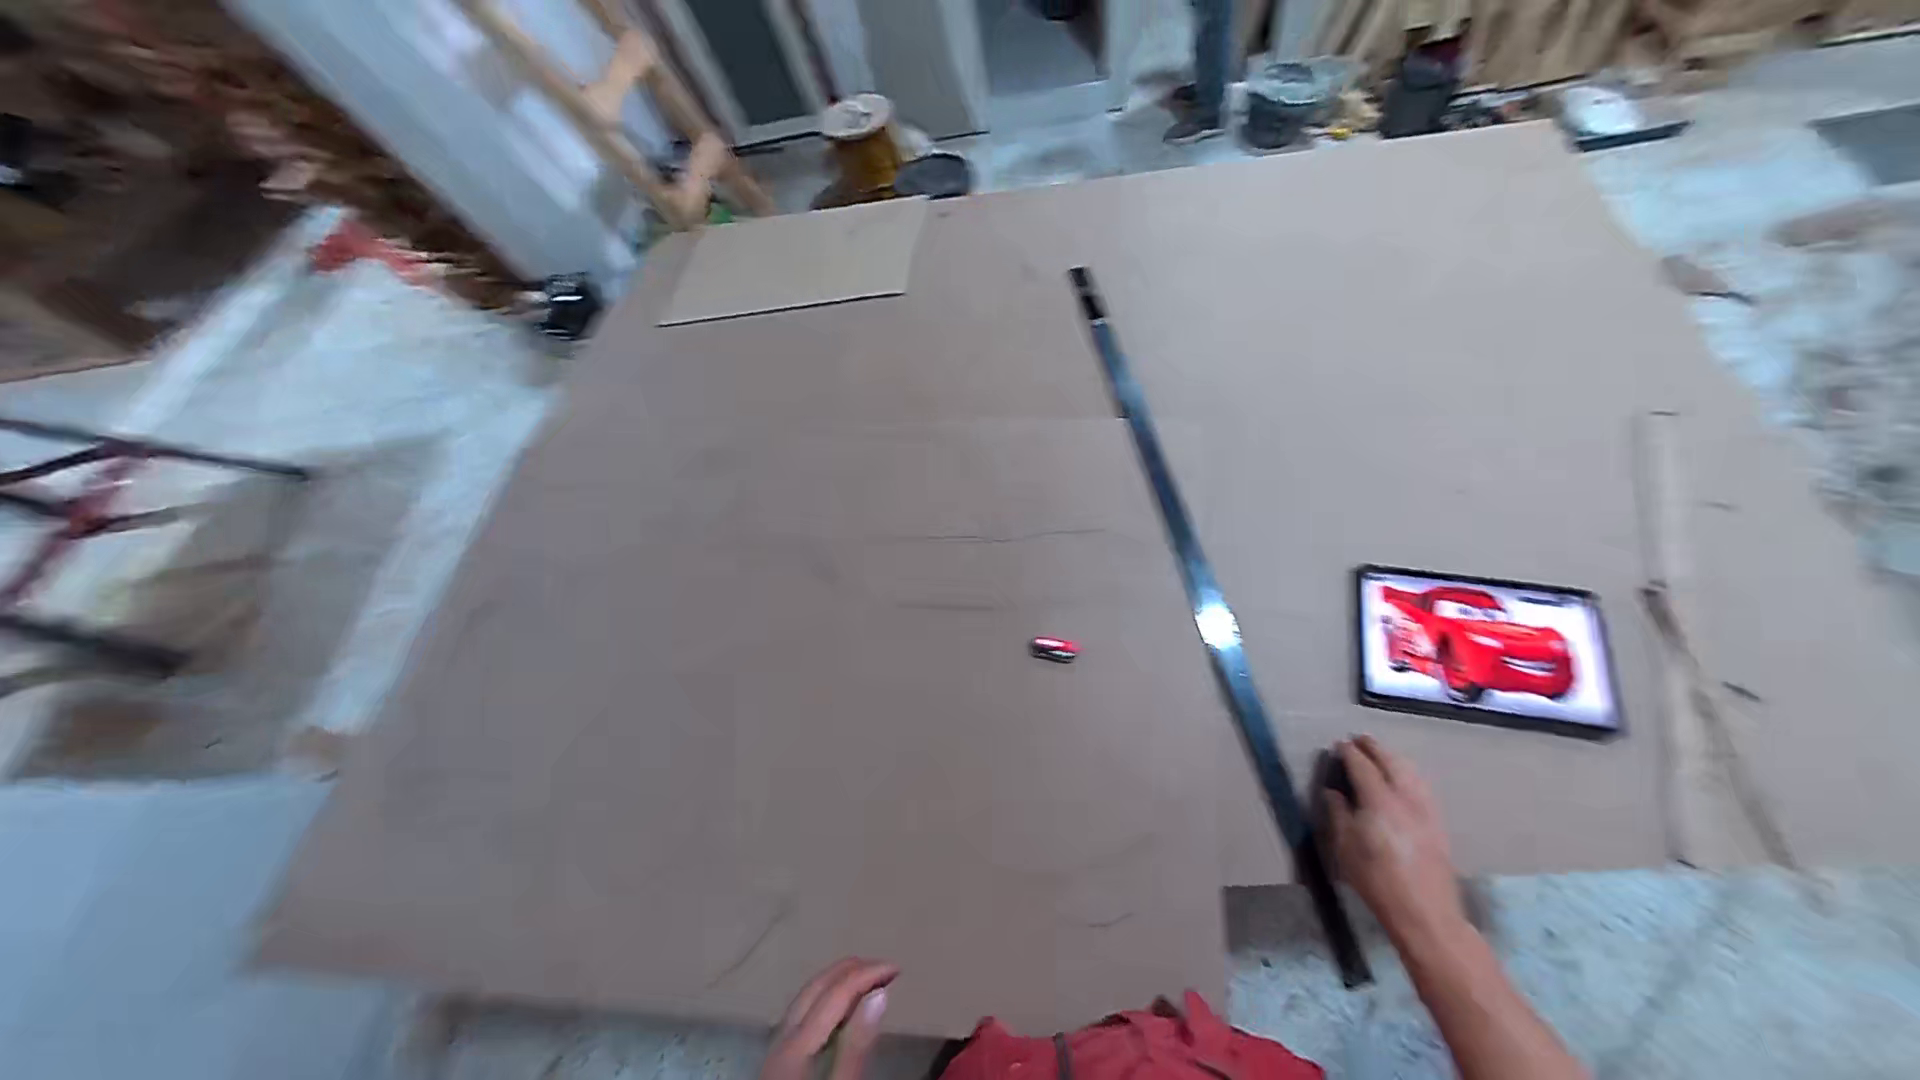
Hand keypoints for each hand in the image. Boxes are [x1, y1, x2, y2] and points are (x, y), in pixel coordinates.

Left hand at [759, 957, 897, 1079]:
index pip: (836, 992)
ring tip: (866, 980)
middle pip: (816, 987)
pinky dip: (824, 999)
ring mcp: (774, 1052)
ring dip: (837, 981)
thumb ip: (857, 1047)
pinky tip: (838, 1012)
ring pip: (805, 998)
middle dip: (851, 970)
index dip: (867, 974)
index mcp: (796, 1045)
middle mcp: (781, 1039)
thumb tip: (880, 993)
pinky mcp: (776, 1066)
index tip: (898, 970)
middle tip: (884, 968)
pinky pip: (801, 1014)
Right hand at [1325, 735, 1466, 948]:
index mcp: (1379, 801)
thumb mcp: (1345, 847)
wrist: (1425, 913)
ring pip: (1411, 771)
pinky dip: (1409, 773)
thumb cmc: (1376, 879)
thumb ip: (1338, 813)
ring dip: (1393, 757)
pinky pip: (1422, 785)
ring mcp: (1426, 810)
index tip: (1338, 745)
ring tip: (1380, 753)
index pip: (1362, 766)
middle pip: (1391, 762)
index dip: (1349, 753)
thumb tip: (1334, 792)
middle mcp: (1406, 799)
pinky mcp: (1438, 823)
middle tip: (1359, 739)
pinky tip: (1404, 778)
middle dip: (1374, 747)